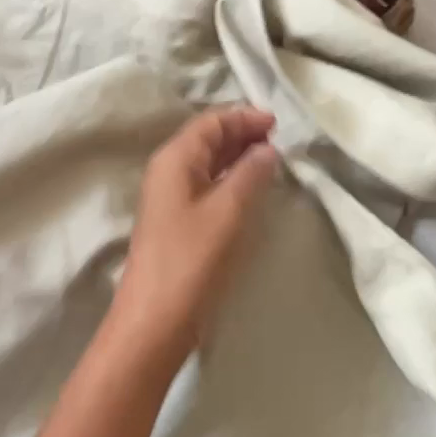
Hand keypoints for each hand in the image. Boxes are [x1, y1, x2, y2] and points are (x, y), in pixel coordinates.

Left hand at [113, 106, 278, 350]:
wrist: (156, 319)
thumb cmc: (192, 259)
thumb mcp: (228, 211)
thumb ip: (250, 174)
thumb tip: (267, 150)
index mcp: (175, 160)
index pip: (210, 122)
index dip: (244, 117)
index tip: (278, 123)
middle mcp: (168, 172)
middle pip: (207, 139)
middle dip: (242, 134)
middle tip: (279, 140)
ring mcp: (171, 198)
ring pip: (208, 164)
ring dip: (238, 157)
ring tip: (272, 160)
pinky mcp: (178, 223)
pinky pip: (207, 186)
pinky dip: (231, 180)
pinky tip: (252, 189)